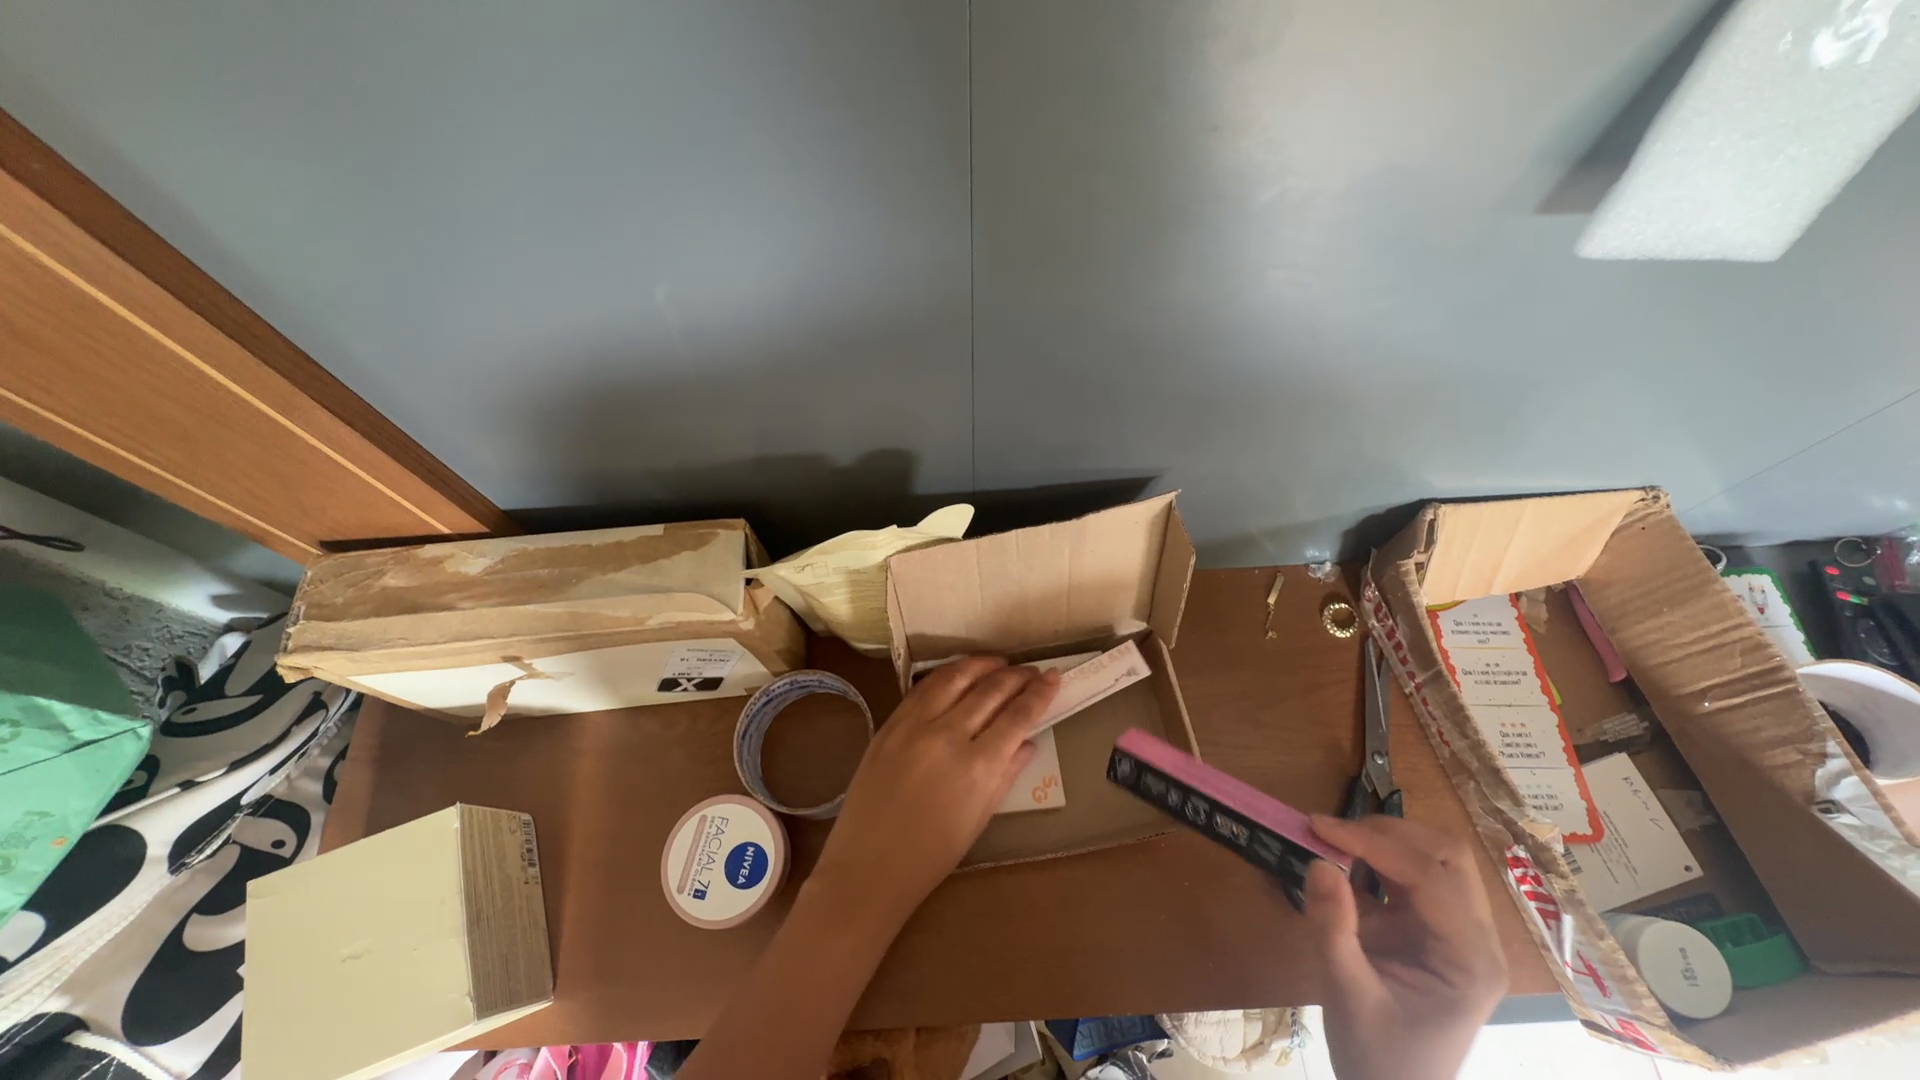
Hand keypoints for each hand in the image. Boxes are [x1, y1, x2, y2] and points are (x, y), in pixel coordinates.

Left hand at [809, 657, 1060, 926]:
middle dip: (1017, 676)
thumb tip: (1027, 742)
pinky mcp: (889, 724)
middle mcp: (947, 736)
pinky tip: (959, 674)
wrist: (869, 866)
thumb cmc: (932, 854)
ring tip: (1000, 663)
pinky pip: (923, 688)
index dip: (1039, 693)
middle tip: (1032, 670)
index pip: (1018, 716)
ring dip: (982, 665)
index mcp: (977, 767)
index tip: (1053, 677)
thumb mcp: (980, 818)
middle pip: (990, 691)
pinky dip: (947, 675)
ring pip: (955, 678)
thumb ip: (1005, 774)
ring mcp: (913, 726)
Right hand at [1304, 814, 1507, 1079]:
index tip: (1317, 827)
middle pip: (1445, 856)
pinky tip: (1337, 862)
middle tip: (1328, 830)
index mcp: (1471, 959)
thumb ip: (1334, 928)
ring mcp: (1457, 935)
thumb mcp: (1348, 995)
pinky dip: (1373, 863)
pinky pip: (1410, 881)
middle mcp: (1476, 939)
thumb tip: (1317, 862)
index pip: (1428, 877)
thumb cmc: (1378, 1059)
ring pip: (1432, 860)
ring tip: (1330, 840)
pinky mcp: (1432, 934)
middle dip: (1387, 832)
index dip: (1372, 843)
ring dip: (1383, 842)